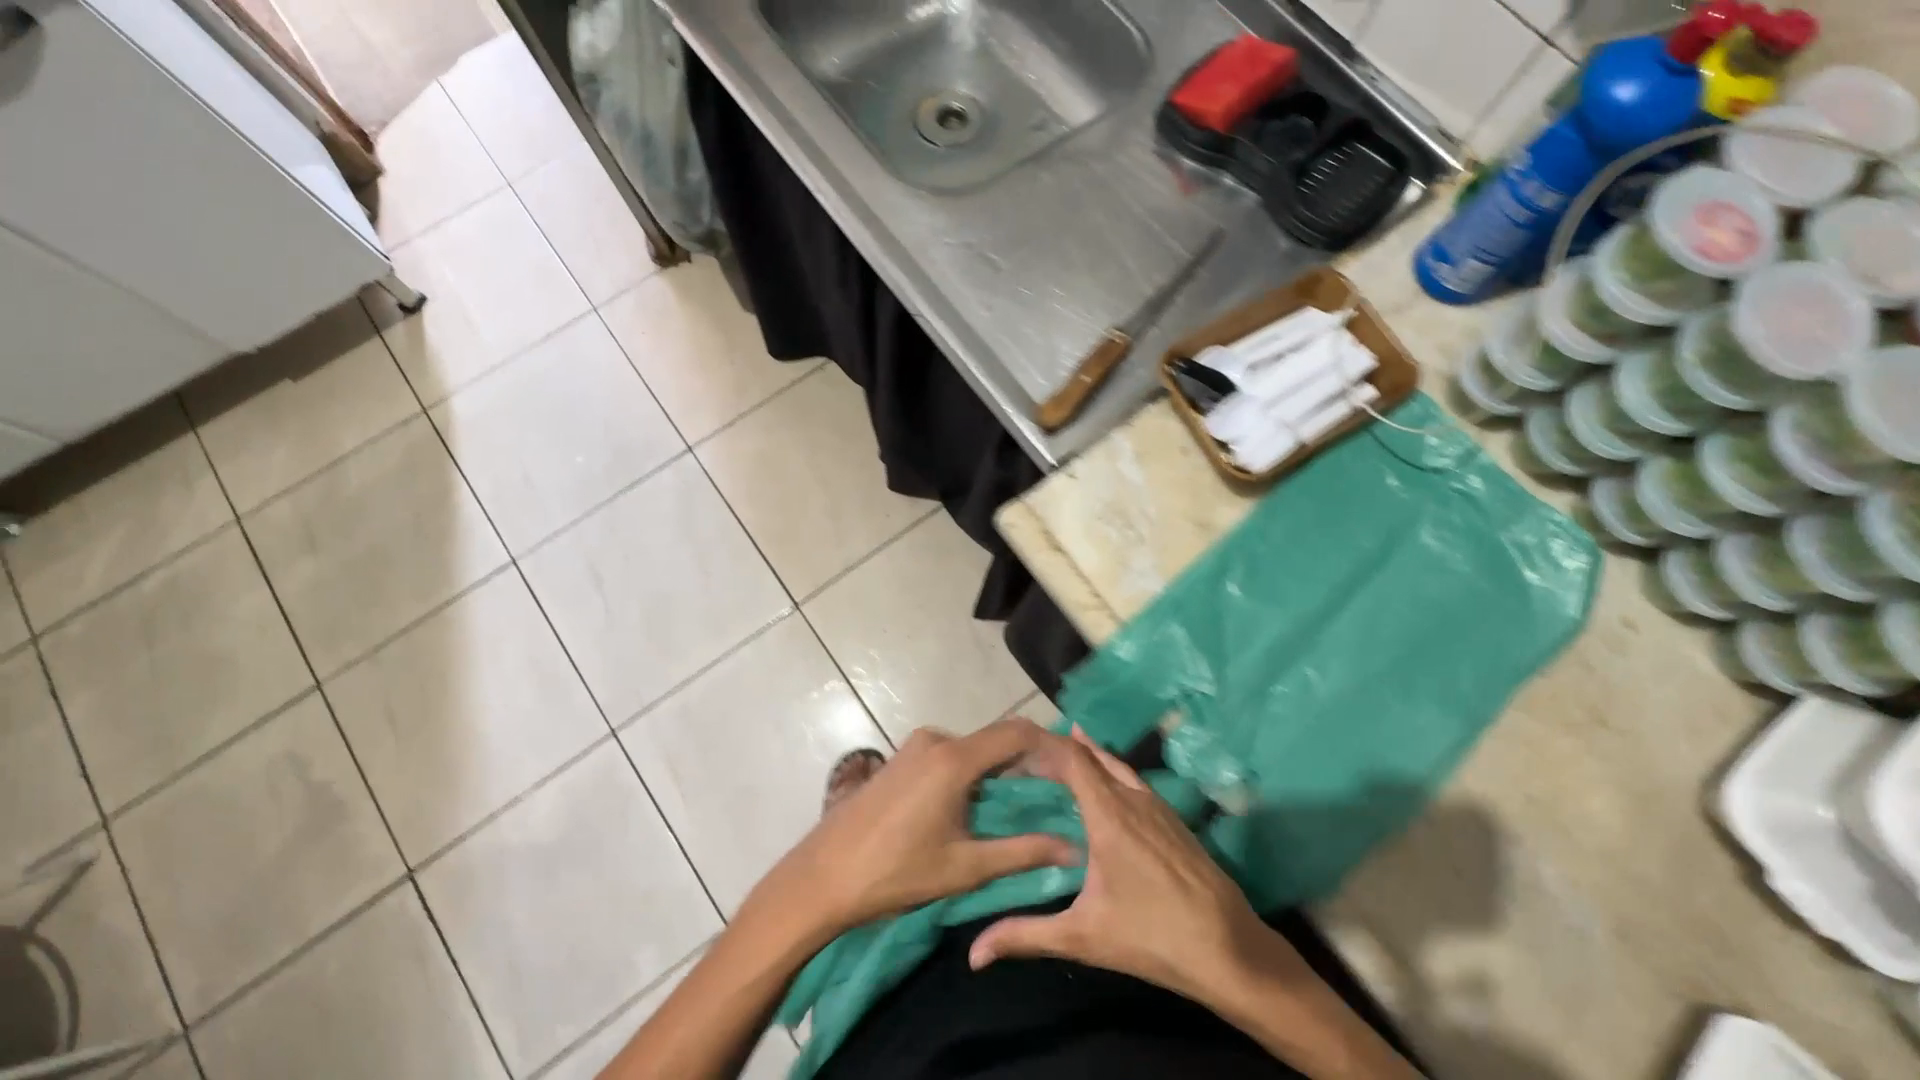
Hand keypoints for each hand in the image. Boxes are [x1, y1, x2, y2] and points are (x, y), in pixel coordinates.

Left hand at [757, 719, 1079, 935]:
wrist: (820, 878)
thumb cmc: (894, 873)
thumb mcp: (965, 868)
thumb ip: (1023, 852)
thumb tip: (1073, 848)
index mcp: (953, 758)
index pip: (1018, 733)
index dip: (1052, 748)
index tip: (1074, 775)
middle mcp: (934, 741)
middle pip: (995, 742)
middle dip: (1027, 768)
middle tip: (1053, 803)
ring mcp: (911, 748)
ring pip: (972, 752)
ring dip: (997, 775)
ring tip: (1019, 814)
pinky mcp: (898, 762)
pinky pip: (948, 759)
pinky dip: (971, 778)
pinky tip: (976, 812)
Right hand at [968, 729, 1284, 1000]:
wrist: (1230, 950)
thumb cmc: (1152, 938)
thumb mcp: (1081, 937)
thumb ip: (1025, 936)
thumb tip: (974, 955)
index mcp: (1110, 814)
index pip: (1073, 759)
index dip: (1044, 745)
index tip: (1013, 746)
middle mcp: (1135, 800)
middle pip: (1095, 757)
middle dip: (1061, 750)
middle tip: (1026, 755)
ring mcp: (1161, 809)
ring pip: (1120, 768)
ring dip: (1090, 760)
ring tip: (1059, 762)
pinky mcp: (1176, 822)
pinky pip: (1136, 784)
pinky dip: (1112, 776)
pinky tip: (1104, 795)